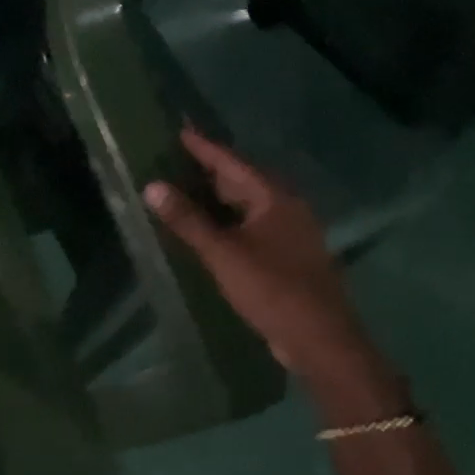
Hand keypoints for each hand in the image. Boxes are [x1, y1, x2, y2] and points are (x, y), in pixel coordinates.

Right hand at [142, 128, 394, 397]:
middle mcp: (286, 208)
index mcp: (274, 198)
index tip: (177, 129)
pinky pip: (250, 224)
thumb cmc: (273, 290)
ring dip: (215, 197)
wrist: (323, 344)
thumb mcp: (223, 253)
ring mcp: (290, 233)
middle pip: (240, 179)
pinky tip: (204, 226)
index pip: (231, 162)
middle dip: (207, 169)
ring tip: (180, 188)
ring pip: (245, 204)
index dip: (203, 146)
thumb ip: (187, 219)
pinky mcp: (288, 256)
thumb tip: (152, 185)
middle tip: (171, 157)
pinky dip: (226, 219)